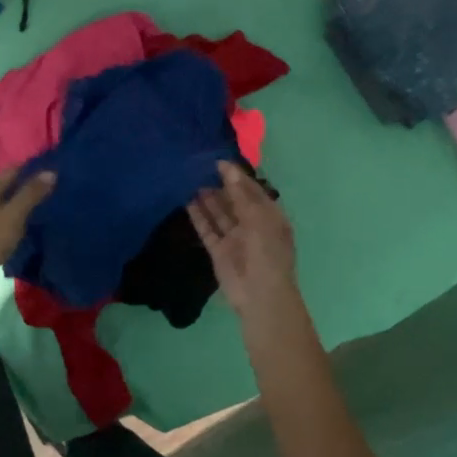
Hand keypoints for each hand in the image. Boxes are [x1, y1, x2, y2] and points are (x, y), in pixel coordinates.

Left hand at [0, 167, 55, 293]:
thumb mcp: (14, 215)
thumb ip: (31, 193)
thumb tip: (51, 171)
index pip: (16, 168)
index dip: (36, 168)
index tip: (58, 170)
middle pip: (12, 182)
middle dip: (32, 183)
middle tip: (58, 185)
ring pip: (9, 198)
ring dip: (26, 199)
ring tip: (50, 200)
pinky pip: (5, 211)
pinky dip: (18, 212)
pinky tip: (32, 217)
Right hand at [188, 161, 301, 319]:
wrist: (260, 296)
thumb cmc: (267, 254)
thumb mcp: (259, 219)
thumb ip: (241, 194)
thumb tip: (227, 168)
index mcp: (270, 217)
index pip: (252, 191)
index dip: (237, 176)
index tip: (217, 160)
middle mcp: (253, 225)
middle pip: (235, 201)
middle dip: (221, 185)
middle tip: (199, 167)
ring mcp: (235, 239)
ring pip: (220, 214)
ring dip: (208, 199)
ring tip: (190, 179)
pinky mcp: (219, 251)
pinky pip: (208, 230)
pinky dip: (199, 217)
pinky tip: (187, 201)